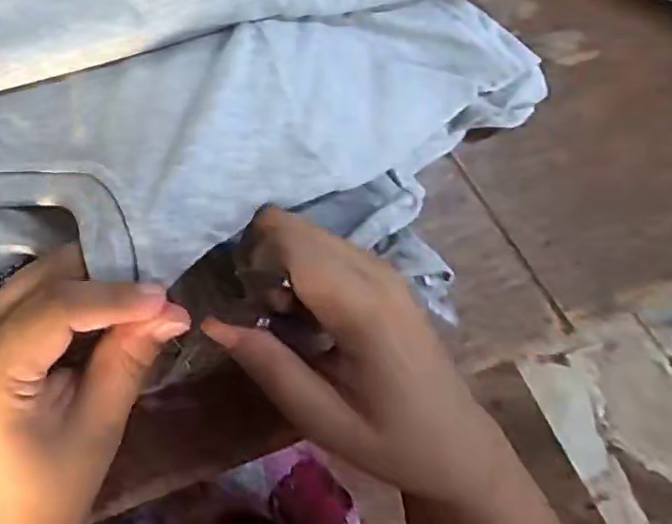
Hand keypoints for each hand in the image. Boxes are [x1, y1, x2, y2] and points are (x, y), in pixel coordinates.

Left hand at [0, 246, 190, 523]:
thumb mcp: (98, 426)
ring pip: (46, 271)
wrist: (5, 510)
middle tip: (157, 293)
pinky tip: (111, 300)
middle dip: (106, 276)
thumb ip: (128, 359)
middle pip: (50, 277)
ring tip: (140, 295)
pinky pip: (41, 284)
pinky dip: (79, 285)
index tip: (165, 296)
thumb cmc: (51, 480)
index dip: (114, 296)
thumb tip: (172, 309)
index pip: (59, 307)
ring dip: (94, 275)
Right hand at [201, 207, 553, 523]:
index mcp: (361, 306)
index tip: (240, 299)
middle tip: (255, 307)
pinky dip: (297, 261)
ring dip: (278, 258)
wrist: (460, 447)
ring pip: (303, 229)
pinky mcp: (380, 267)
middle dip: (259, 253)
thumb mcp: (322, 418)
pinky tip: (303, 308)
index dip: (251, 256)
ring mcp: (380, 264)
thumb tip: (210, 320)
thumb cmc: (390, 440)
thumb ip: (267, 364)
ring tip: (279, 313)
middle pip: (291, 225)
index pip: (288, 239)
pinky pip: (321, 242)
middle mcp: (373, 269)